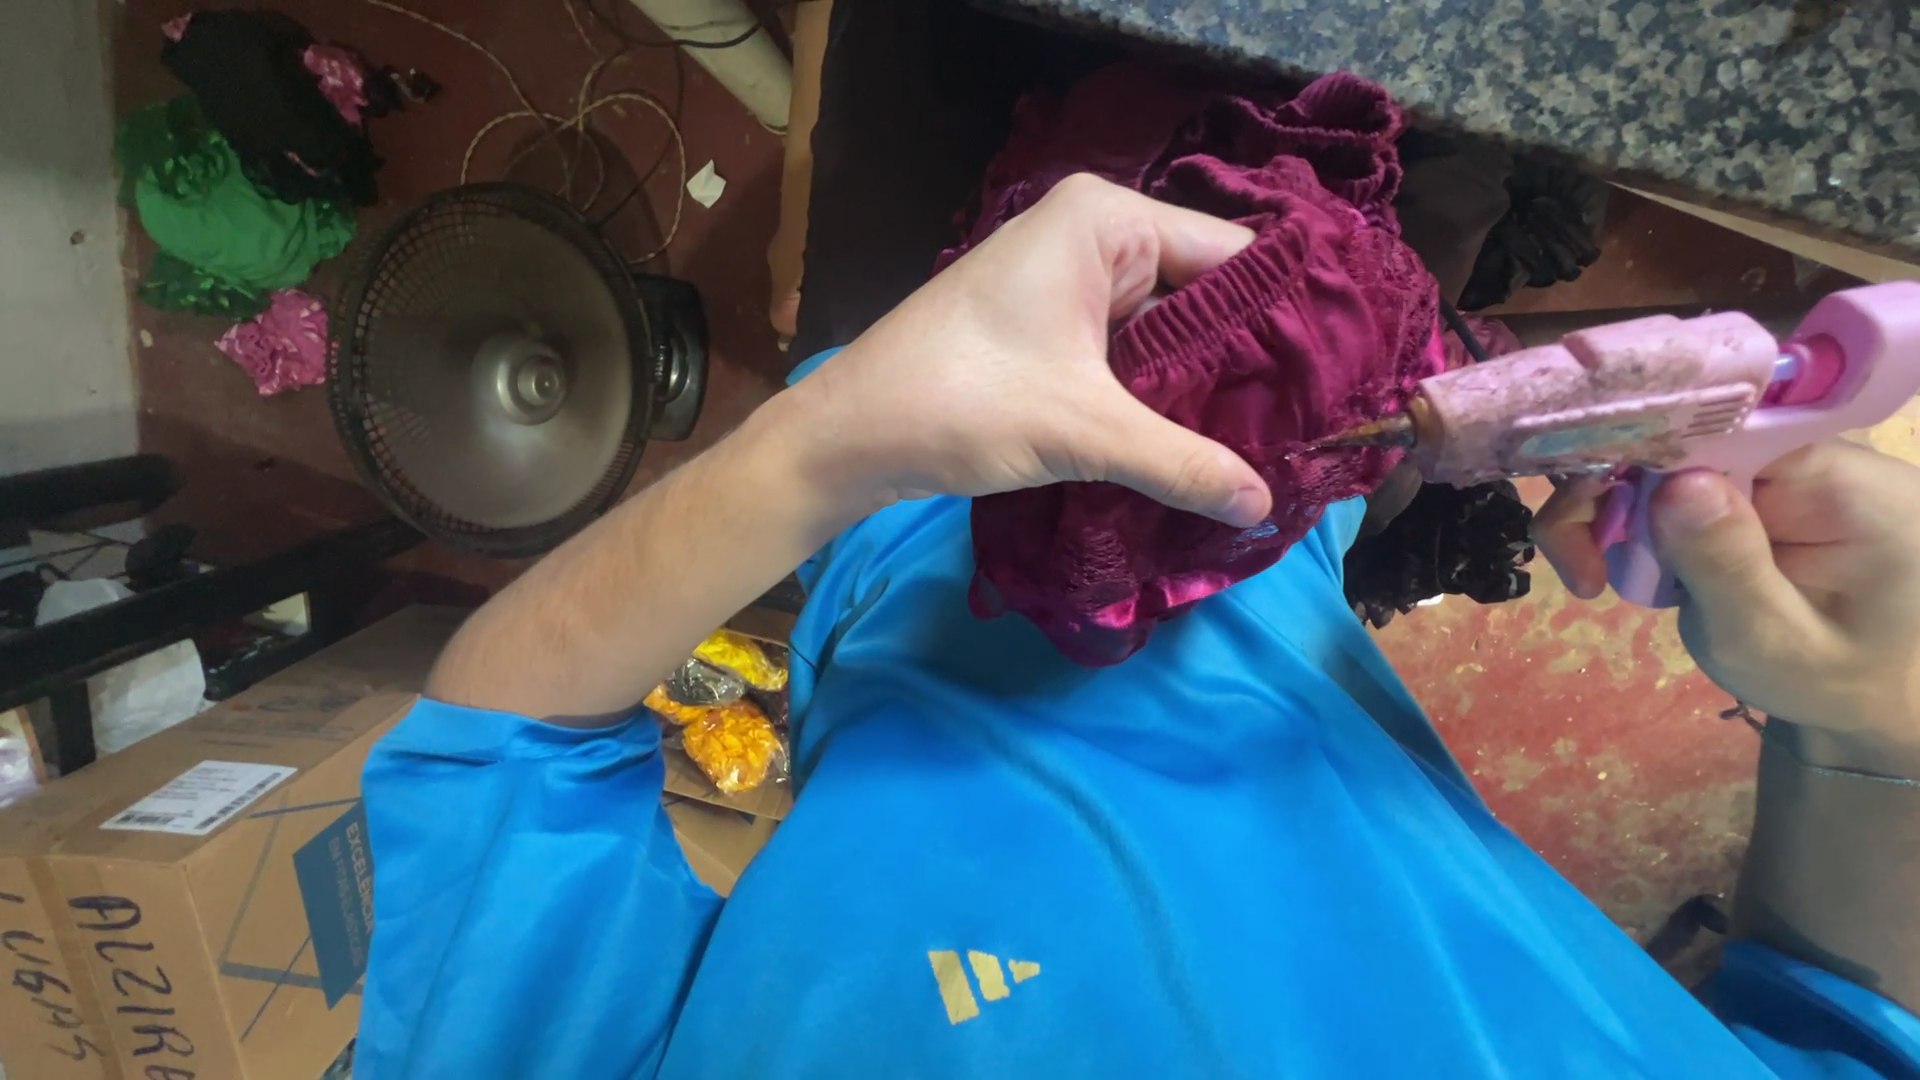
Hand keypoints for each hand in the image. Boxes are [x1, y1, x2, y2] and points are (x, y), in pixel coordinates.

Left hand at [778, 173, 1272, 529]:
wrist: (853, 435)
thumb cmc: (962, 402)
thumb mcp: (1082, 429)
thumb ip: (1179, 462)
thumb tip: (1261, 505)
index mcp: (1108, 220)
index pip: (1235, 260)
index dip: (1283, 327)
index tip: (1330, 391)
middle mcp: (1092, 237)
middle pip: (1200, 299)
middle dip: (1241, 368)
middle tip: (1302, 433)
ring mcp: (1065, 286)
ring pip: (1161, 336)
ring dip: (1196, 392)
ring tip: (1262, 449)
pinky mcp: (1046, 331)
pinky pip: (1122, 358)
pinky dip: (1151, 399)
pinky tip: (1191, 446)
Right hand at [1533, 441, 1919, 746]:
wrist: (1870, 700)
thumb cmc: (1831, 682)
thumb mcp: (1768, 638)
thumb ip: (1726, 562)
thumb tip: (1677, 482)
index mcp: (1847, 488)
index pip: (1724, 432)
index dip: (1640, 454)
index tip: (1585, 509)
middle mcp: (1817, 463)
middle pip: (1675, 444)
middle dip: (1604, 499)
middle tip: (1579, 571)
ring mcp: (1780, 475)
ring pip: (1654, 465)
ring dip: (1602, 517)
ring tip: (1591, 576)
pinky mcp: (1749, 493)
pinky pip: (1662, 486)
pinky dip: (1620, 524)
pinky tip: (1614, 563)